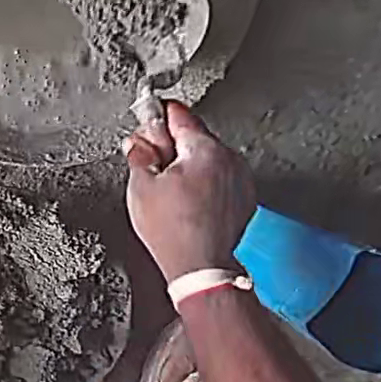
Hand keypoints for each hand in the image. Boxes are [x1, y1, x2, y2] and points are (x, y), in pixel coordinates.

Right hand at [124, 100, 256, 279]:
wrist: (199, 266)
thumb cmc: (172, 229)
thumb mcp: (141, 185)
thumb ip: (139, 154)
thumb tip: (139, 141)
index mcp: (204, 149)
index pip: (180, 115)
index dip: (157, 115)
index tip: (146, 118)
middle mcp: (228, 159)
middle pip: (194, 137)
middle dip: (170, 144)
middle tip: (147, 160)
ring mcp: (238, 180)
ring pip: (207, 158)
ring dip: (186, 164)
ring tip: (164, 187)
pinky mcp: (242, 199)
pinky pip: (218, 178)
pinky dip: (201, 182)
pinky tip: (182, 200)